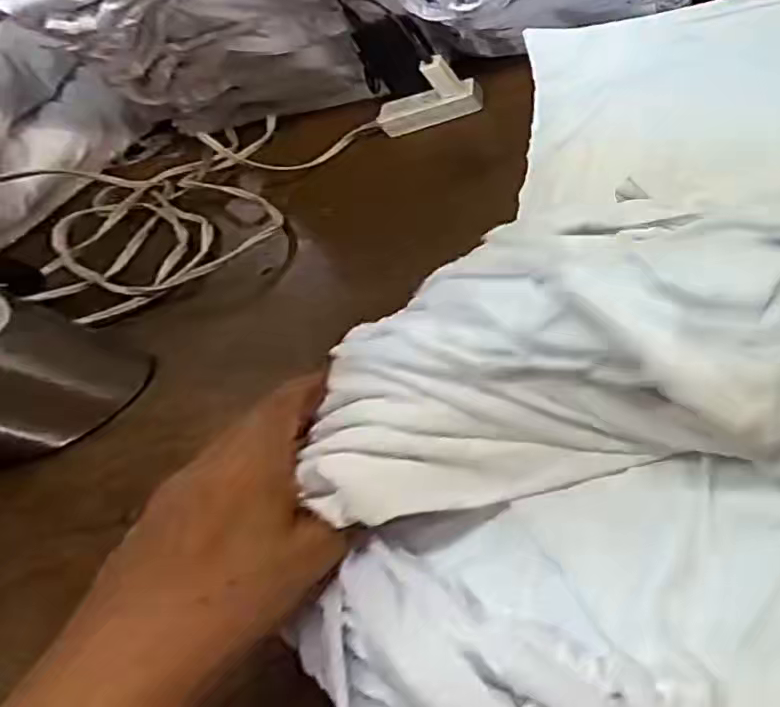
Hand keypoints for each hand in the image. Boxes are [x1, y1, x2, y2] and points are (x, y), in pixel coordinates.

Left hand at [8, 374, 349, 706]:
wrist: (116, 674)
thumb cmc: (232, 595)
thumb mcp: (319, 547)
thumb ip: (357, 497)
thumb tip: (388, 469)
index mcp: (247, 454)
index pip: (296, 391)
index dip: (341, 379)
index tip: (381, 383)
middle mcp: (206, 462)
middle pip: (268, 416)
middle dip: (321, 413)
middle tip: (370, 421)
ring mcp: (174, 494)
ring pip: (243, 447)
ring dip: (288, 445)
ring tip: (334, 460)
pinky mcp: (158, 523)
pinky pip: (221, 476)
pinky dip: (259, 472)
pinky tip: (281, 502)